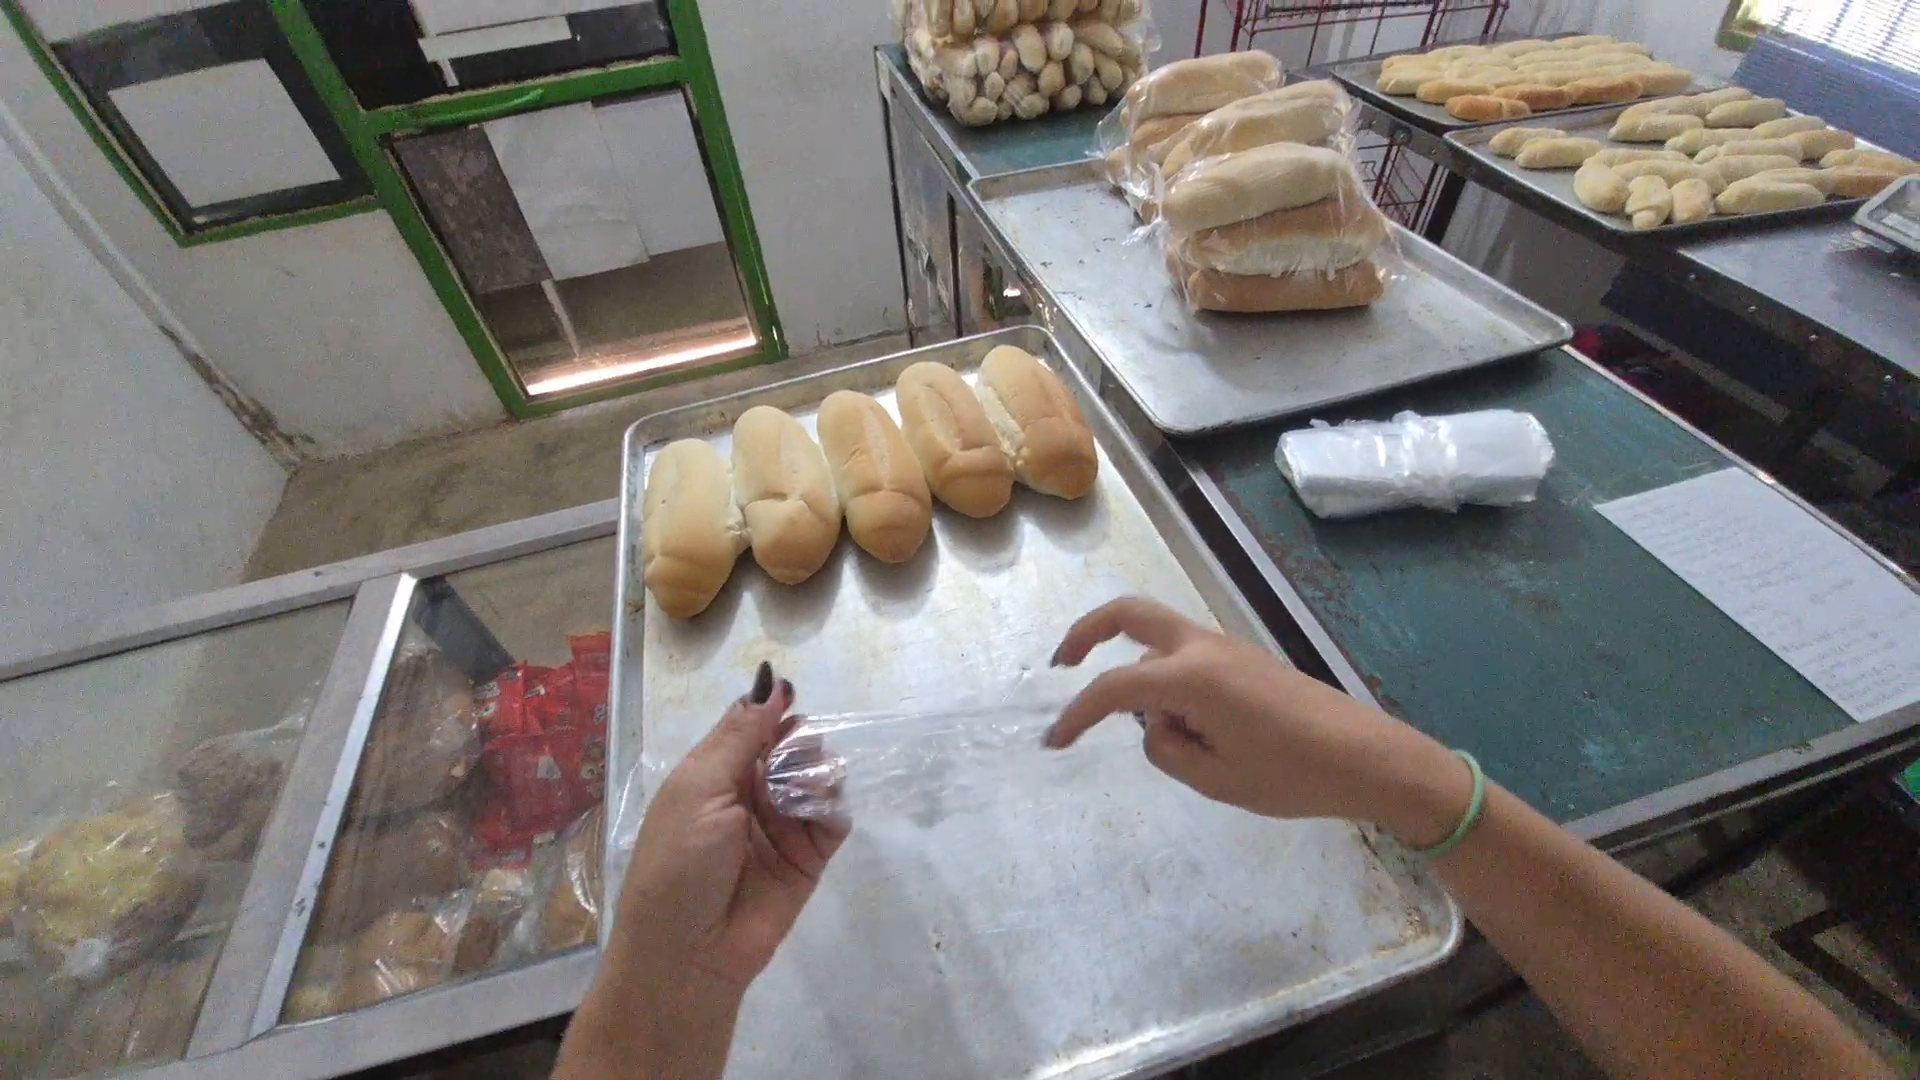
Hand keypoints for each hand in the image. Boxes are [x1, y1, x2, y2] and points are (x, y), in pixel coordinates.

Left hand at [559, 663, 846, 1079]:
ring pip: (818, 773)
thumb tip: (772, 683)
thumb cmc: (678, 863)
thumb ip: (742, 736)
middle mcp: (752, 791)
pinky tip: (818, 812)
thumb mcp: (699, 789)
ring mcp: (783, 822)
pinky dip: (833, 805)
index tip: (789, 698)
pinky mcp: (810, 854)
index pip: (751, 724)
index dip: (771, 708)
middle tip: (791, 754)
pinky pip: (834, 814)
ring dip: (816, 770)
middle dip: (798, 740)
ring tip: (801, 790)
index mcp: (715, 773)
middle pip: (791, 743)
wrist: (688, 956)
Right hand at [1044, 597, 1468, 846]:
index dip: (1077, 713)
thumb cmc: (1293, 775)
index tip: (1056, 741)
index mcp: (1192, 676)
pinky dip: (1168, 678)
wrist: (1370, 758)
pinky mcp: (1240, 656)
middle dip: (1087, 631)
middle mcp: (1202, 646)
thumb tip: (1155, 725)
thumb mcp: (1217, 781)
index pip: (1115, 688)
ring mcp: (1223, 645)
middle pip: (1128, 613)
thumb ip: (1165, 749)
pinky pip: (1184, 654)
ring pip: (1158, 638)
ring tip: (1179, 740)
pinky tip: (1195, 726)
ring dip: (1142, 672)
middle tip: (1063, 662)